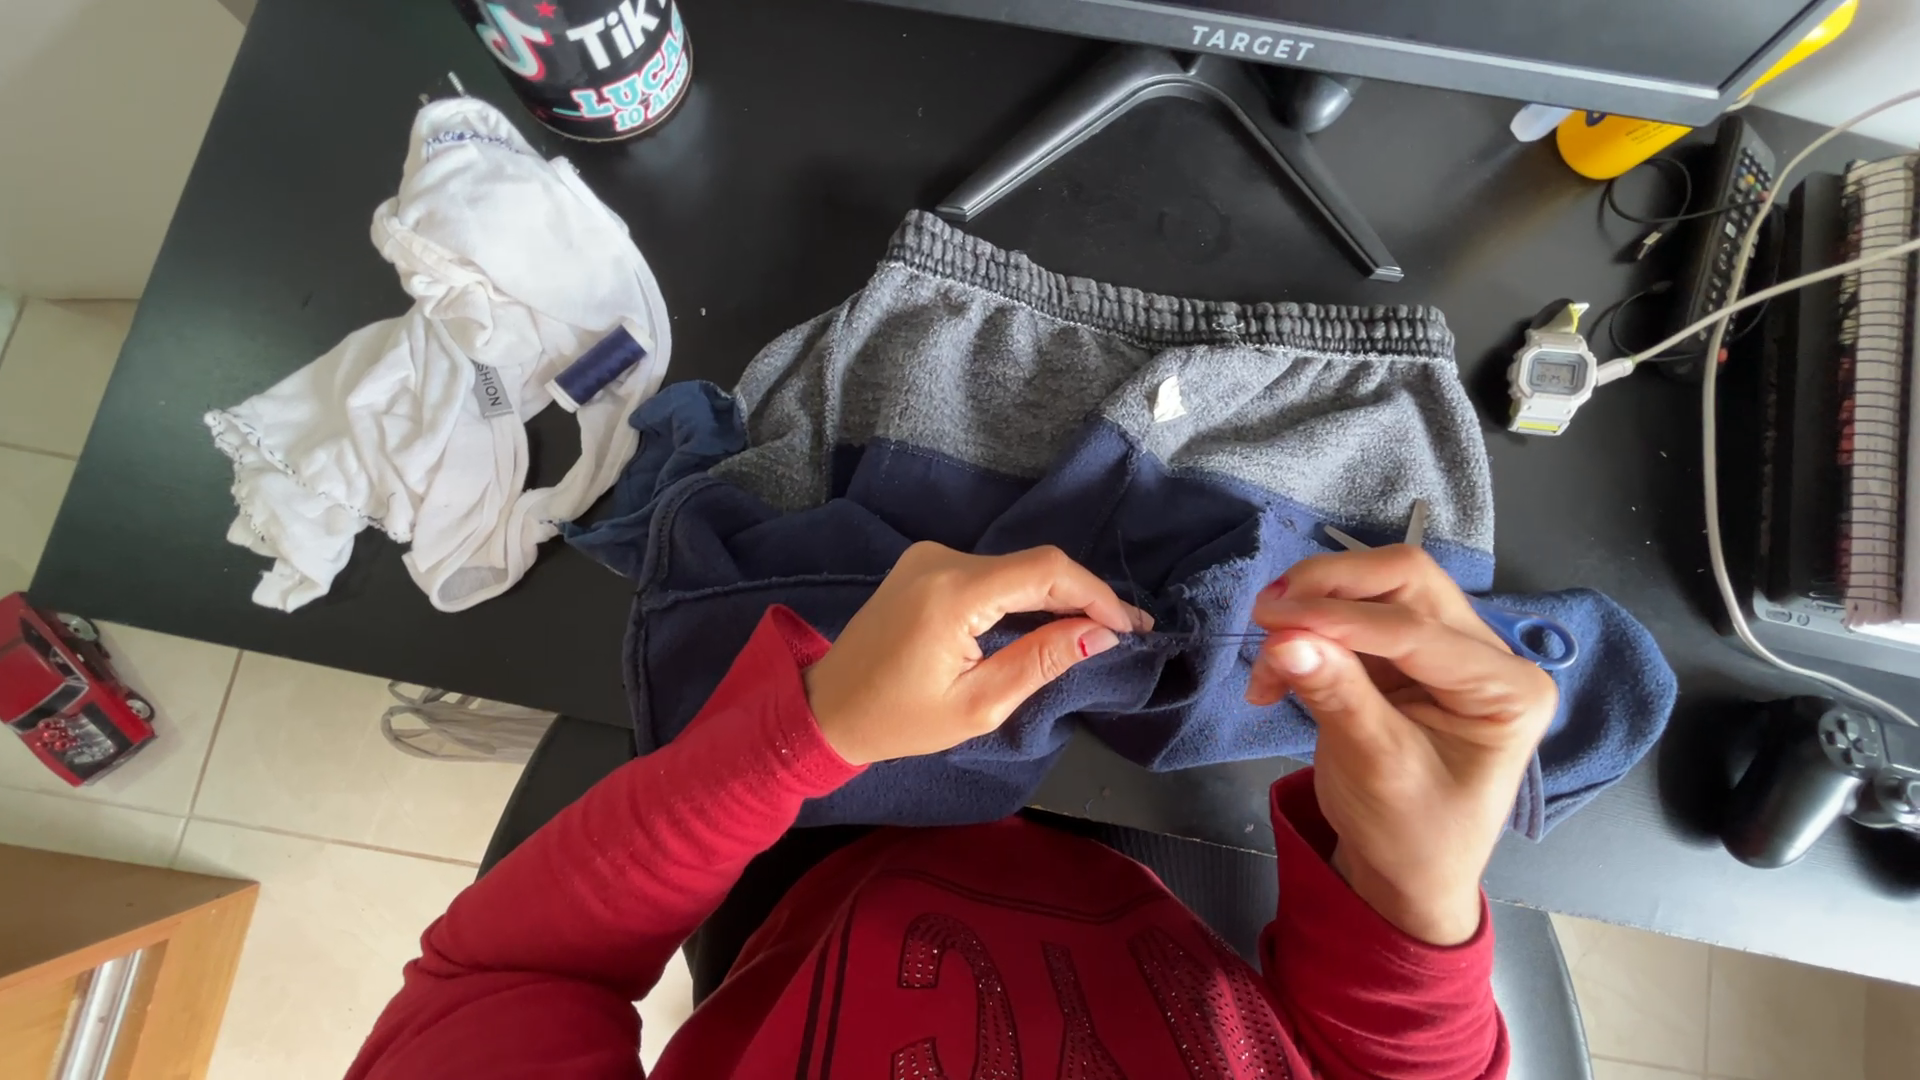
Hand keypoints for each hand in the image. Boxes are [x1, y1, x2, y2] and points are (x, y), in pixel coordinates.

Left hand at [804, 542, 1151, 766]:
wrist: (826, 706)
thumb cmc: (899, 720)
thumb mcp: (978, 704)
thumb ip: (1040, 660)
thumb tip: (1101, 633)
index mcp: (952, 593)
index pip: (1045, 570)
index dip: (1096, 593)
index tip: (1131, 626)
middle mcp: (941, 559)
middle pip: (1032, 565)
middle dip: (1083, 596)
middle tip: (1125, 630)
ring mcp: (929, 556)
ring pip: (1014, 567)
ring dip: (1055, 595)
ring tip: (1097, 628)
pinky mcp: (924, 564)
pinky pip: (989, 572)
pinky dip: (1023, 594)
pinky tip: (1048, 618)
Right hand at [1248, 545, 1557, 944]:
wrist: (1404, 868)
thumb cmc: (1410, 833)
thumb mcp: (1376, 770)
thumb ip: (1337, 696)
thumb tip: (1283, 640)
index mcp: (1506, 687)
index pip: (1415, 628)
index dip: (1338, 618)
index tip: (1270, 622)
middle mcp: (1482, 653)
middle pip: (1403, 581)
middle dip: (1330, 587)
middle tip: (1267, 613)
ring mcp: (1438, 647)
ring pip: (1371, 588)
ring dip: (1311, 606)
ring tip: (1265, 653)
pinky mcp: (1395, 654)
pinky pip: (1345, 617)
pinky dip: (1302, 633)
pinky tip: (1272, 673)